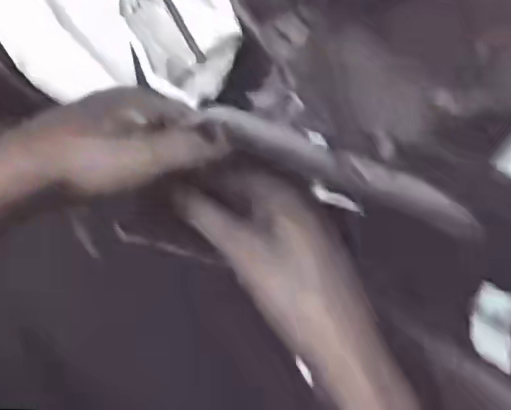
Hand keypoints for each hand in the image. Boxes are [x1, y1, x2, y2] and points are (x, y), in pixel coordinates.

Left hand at [1, 88, 226, 197]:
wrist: (24, 171)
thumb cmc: (87, 162)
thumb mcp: (143, 156)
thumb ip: (185, 145)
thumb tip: (231, 133)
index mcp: (136, 96)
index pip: (187, 112)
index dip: (209, 138)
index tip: (228, 169)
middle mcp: (118, 98)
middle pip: (163, 123)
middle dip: (184, 149)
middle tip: (205, 185)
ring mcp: (97, 116)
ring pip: (142, 135)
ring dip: (160, 158)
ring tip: (177, 190)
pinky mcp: (81, 137)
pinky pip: (122, 147)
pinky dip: (136, 163)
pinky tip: (138, 185)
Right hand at [176, 170, 418, 409]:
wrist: (345, 350)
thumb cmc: (289, 293)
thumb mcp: (238, 250)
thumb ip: (201, 211)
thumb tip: (166, 184)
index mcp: (282, 185)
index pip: (227, 160)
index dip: (194, 163)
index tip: (165, 166)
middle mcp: (296, 191)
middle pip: (241, 174)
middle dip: (207, 178)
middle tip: (171, 182)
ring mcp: (304, 214)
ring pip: (252, 193)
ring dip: (221, 195)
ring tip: (187, 198)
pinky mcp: (306, 238)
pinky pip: (264, 209)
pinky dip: (239, 210)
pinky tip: (219, 219)